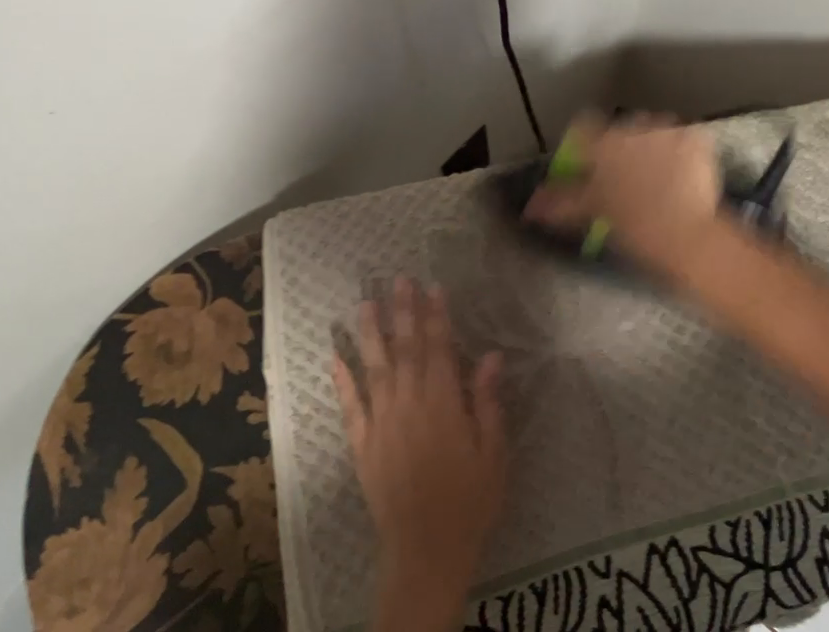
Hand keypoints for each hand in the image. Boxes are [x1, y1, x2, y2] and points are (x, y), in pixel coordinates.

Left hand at [331, 279, 505, 624]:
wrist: (426, 548)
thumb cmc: (470, 500)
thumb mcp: (494, 453)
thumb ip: (488, 402)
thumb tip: (491, 355)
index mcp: (444, 405)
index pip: (439, 349)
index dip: (436, 316)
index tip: (433, 286)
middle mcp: (409, 405)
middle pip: (405, 350)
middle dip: (403, 312)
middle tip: (398, 279)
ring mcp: (381, 424)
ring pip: (374, 369)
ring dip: (370, 334)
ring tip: (365, 303)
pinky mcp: (362, 445)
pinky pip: (350, 406)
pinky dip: (341, 379)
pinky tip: (334, 356)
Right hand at [525, 112, 722, 271]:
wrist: (687, 235)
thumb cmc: (634, 227)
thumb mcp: (593, 213)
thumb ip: (560, 202)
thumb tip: (531, 205)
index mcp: (602, 142)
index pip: (582, 128)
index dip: (584, 147)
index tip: (588, 166)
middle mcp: (632, 126)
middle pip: (619, 131)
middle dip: (621, 150)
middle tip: (625, 182)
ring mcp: (667, 129)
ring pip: (653, 132)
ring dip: (652, 148)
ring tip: (659, 180)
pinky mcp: (696, 137)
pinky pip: (683, 139)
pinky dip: (681, 153)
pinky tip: (682, 177)